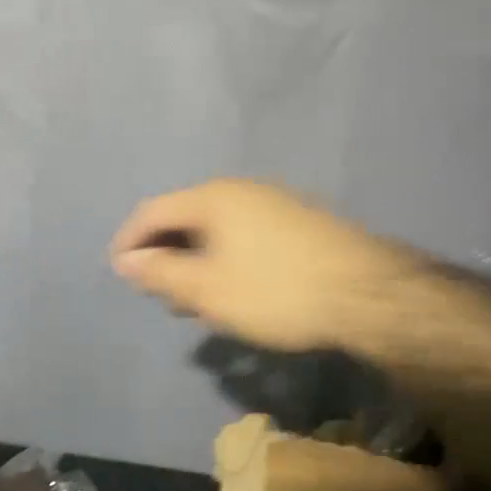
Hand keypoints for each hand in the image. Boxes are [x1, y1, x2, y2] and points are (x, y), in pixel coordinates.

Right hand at [110, 179, 417, 353]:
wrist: (371, 297)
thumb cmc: (276, 292)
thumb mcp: (207, 289)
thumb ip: (160, 272)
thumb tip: (127, 259)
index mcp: (213, 198)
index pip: (153, 211)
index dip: (129, 241)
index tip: (119, 273)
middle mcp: (242, 190)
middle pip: (186, 216)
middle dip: (164, 254)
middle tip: (158, 293)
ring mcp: (277, 204)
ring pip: (217, 229)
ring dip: (196, 261)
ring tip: (196, 300)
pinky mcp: (302, 224)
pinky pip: (246, 236)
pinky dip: (226, 259)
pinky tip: (237, 291)